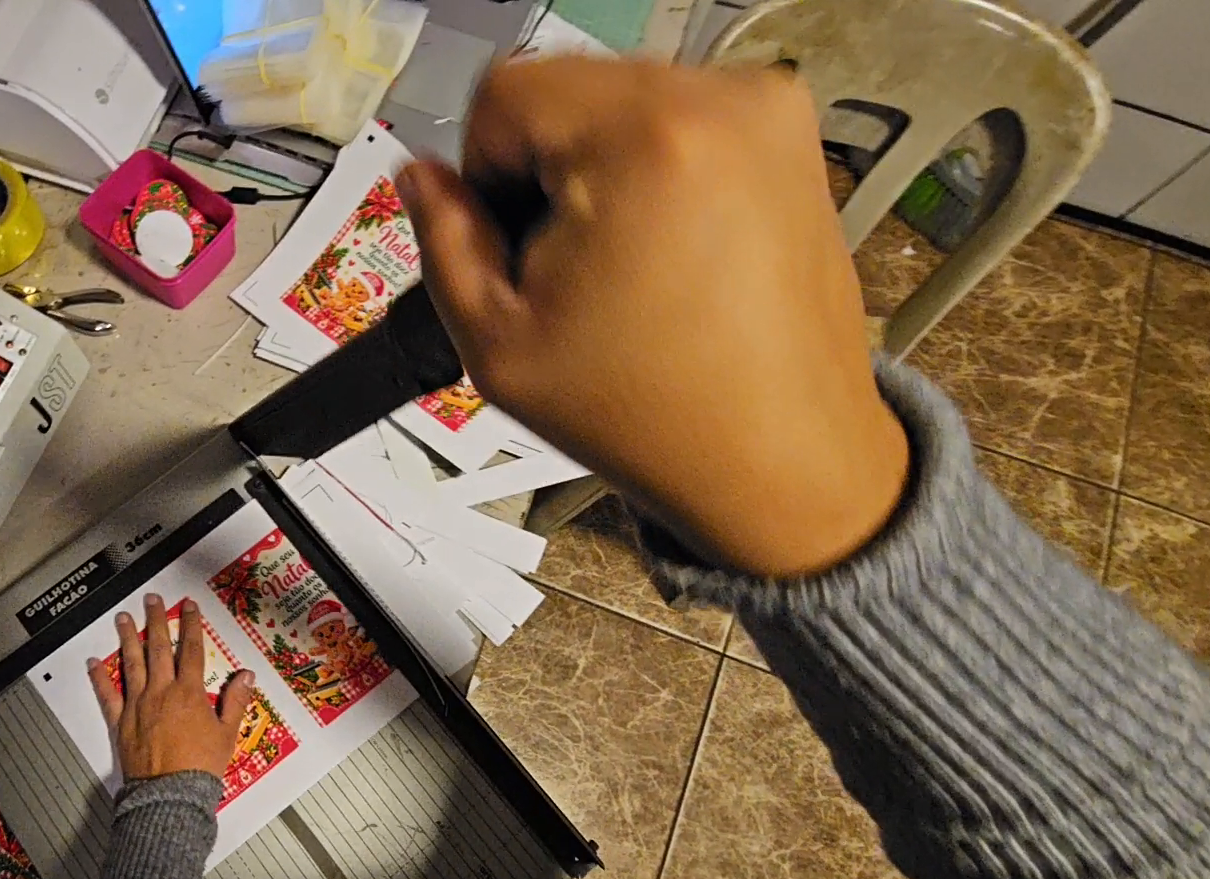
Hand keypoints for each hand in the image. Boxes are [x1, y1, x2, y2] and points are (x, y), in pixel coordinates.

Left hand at [88, 593, 253, 782]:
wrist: (171, 796)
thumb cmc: (201, 767)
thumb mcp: (227, 733)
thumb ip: (235, 701)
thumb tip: (246, 675)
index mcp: (189, 692)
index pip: (192, 650)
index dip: (191, 625)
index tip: (188, 606)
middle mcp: (161, 691)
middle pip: (159, 648)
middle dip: (157, 621)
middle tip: (152, 599)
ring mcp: (138, 704)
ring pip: (131, 663)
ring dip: (127, 638)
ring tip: (123, 618)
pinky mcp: (120, 721)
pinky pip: (108, 695)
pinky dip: (99, 678)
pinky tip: (93, 662)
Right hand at [396, 58, 909, 577]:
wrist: (773, 456)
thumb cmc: (643, 415)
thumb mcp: (497, 346)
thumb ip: (441, 243)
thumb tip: (420, 177)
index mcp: (640, 140)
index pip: (503, 91)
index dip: (478, 172)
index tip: (505, 243)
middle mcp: (721, 97)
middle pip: (564, 91)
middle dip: (538, 174)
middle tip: (556, 270)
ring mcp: (769, 113)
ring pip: (616, 105)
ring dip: (588, 176)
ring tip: (611, 272)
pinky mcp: (789, 139)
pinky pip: (676, 126)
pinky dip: (644, 177)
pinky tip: (654, 259)